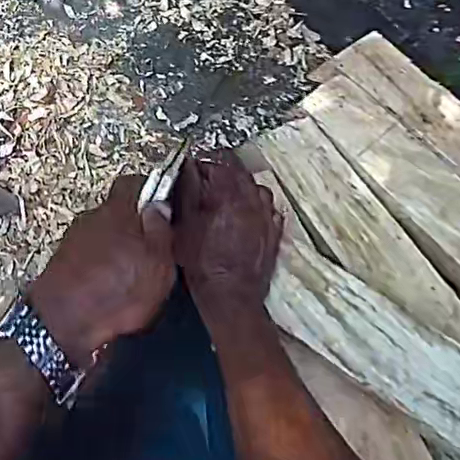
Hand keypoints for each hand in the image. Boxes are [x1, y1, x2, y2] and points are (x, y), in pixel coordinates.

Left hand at [28, 174, 175, 360]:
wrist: (64, 323)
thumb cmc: (115, 289)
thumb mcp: (157, 262)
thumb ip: (161, 229)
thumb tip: (160, 205)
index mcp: (117, 209)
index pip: (133, 182)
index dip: (151, 191)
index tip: (163, 207)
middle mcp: (93, 216)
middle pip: (119, 211)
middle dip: (136, 227)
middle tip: (154, 250)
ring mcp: (75, 239)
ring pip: (105, 235)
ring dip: (118, 249)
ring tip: (135, 276)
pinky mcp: (64, 262)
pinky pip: (92, 256)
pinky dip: (103, 267)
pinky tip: (113, 289)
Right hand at [175, 158, 282, 325]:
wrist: (230, 297)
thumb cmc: (203, 262)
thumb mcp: (184, 223)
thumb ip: (186, 190)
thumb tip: (187, 167)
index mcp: (228, 193)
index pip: (216, 162)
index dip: (201, 165)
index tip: (192, 173)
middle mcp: (252, 199)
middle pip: (238, 171)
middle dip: (221, 173)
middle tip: (206, 185)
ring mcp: (266, 215)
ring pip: (255, 187)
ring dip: (240, 187)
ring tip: (225, 199)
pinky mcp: (274, 232)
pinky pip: (267, 207)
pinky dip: (256, 205)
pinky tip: (244, 215)